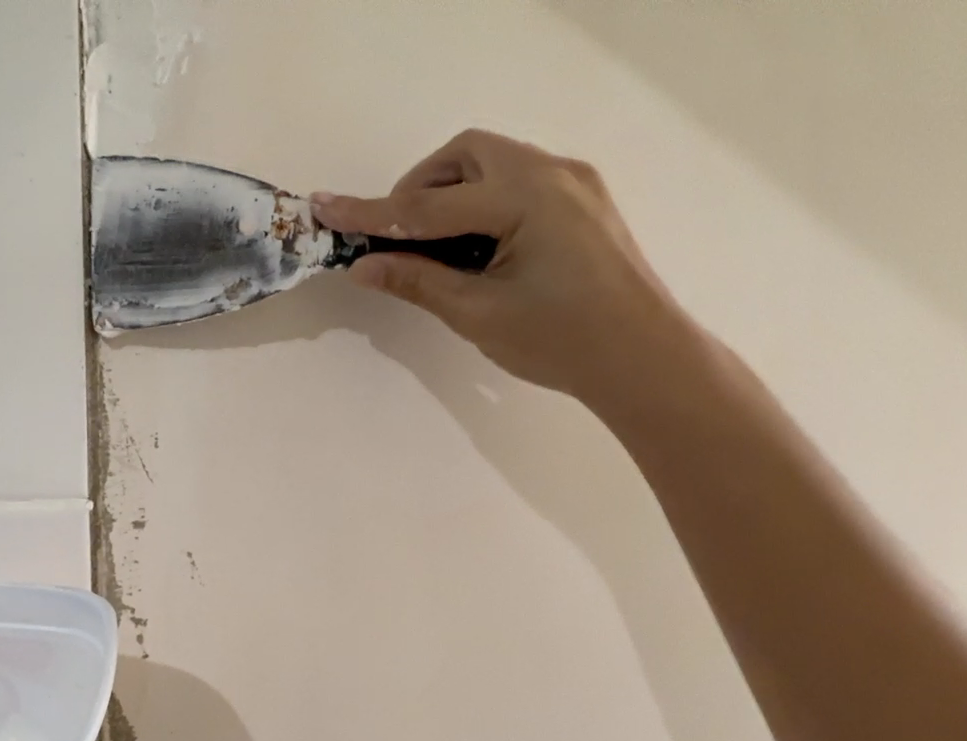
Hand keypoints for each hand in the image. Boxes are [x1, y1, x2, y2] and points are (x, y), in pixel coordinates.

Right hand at [311, 129, 702, 404]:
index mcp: (526, 198)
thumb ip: (417, 281)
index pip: (428, 204)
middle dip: (418, 188)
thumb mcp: (477, 313)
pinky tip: (473, 245)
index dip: (371, 212)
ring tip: (431, 246)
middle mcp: (552, 173)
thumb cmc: (560, 340)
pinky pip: (517, 180)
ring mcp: (573, 183)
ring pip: (492, 162)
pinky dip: (481, 200)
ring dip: (449, 191)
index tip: (324, 209)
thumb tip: (363, 266)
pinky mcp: (581, 201)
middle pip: (465, 155)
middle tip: (393, 236)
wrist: (642, 358)